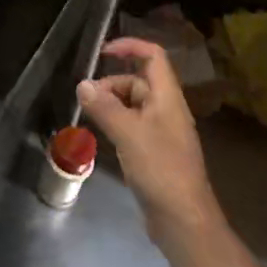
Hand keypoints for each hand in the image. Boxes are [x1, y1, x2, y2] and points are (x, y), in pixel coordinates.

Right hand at [78, 39, 222, 242]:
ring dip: (111, 105)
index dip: (130, 47)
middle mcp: (166, 110)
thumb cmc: (160, 169)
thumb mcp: (129, 134)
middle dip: (111, 84)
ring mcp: (161, 133)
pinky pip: (132, 127)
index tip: (102, 52)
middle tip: (85, 98)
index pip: (153, 57)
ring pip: (133, 106)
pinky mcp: (154, 153)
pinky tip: (100, 137)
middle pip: (138, 82)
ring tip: (87, 116)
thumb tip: (82, 84)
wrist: (183, 220)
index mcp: (168, 98)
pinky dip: (115, 125)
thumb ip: (105, 107)